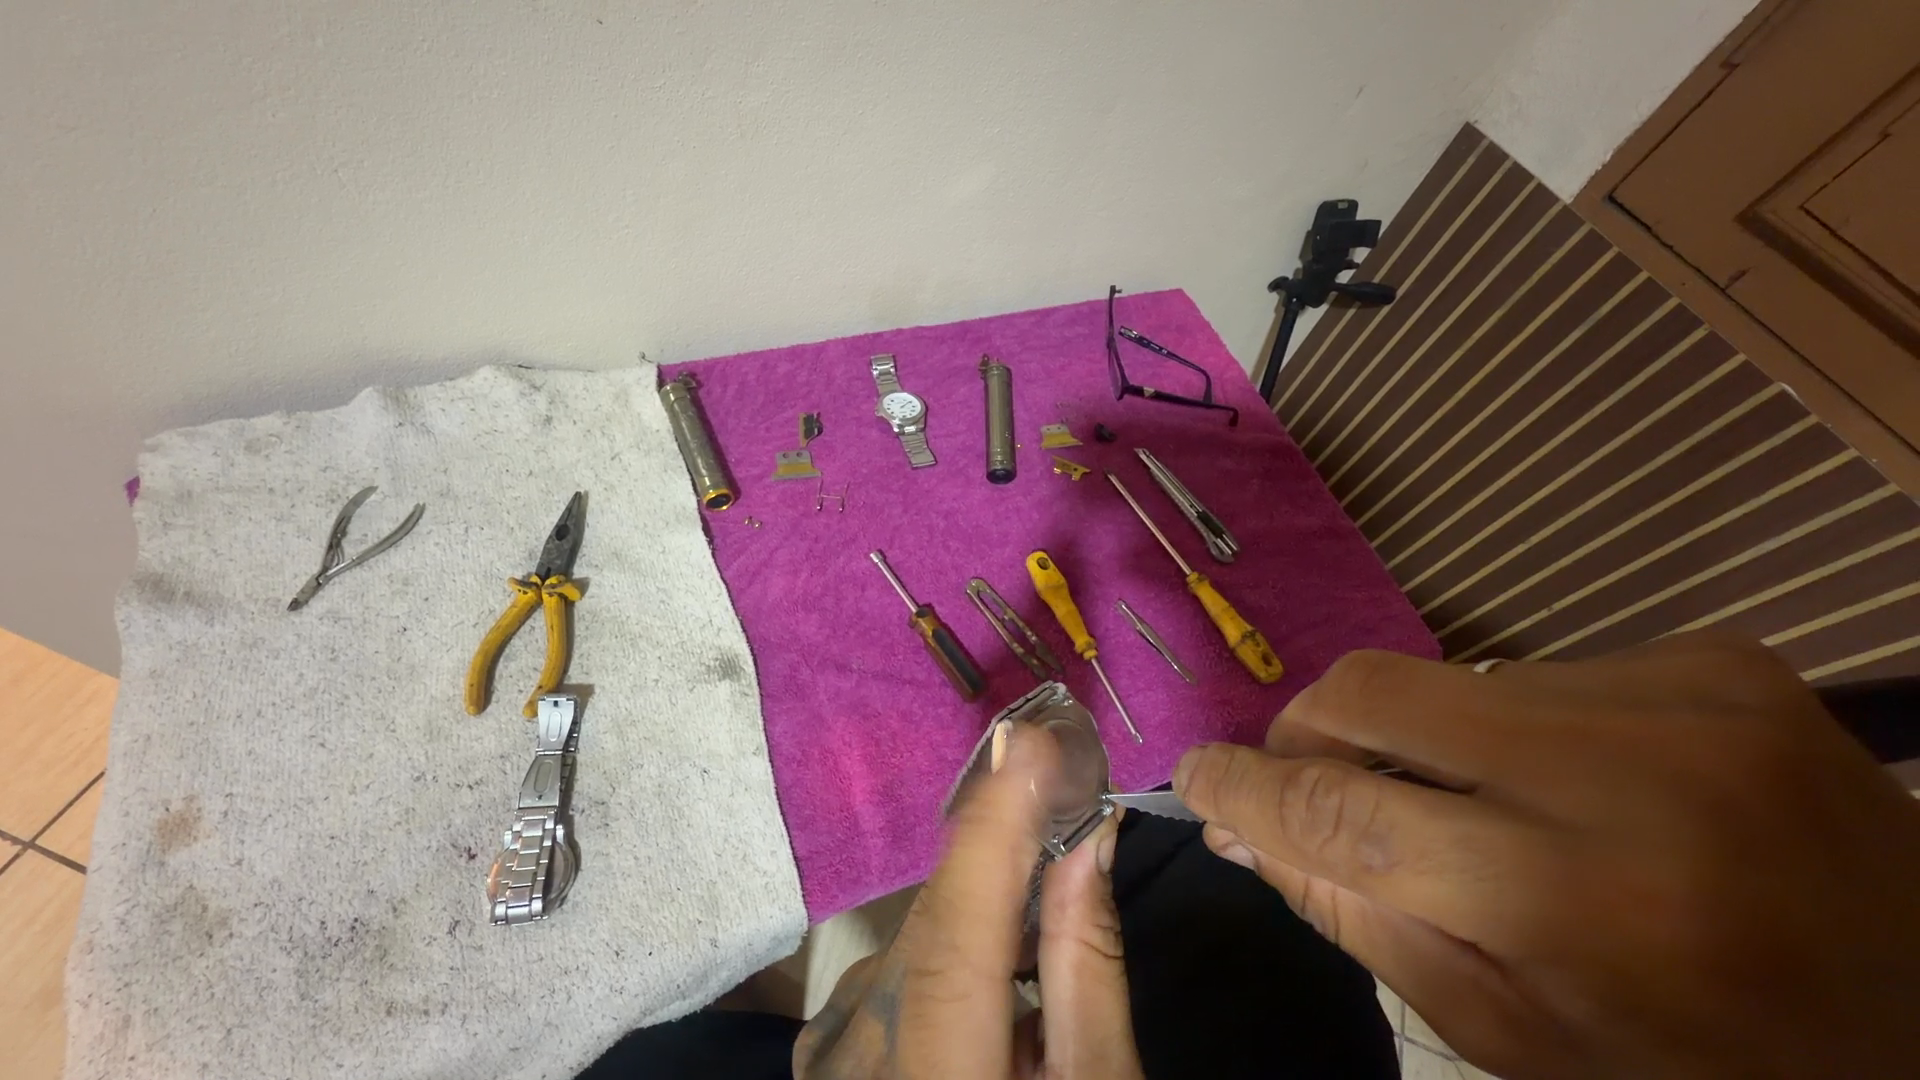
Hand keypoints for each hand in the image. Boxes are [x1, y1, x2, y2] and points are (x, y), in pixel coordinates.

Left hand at [793, 726, 1144, 1078]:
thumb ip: (1088, 970)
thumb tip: (1087, 844)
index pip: (957, 936)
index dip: (993, 835)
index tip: (1028, 743)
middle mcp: (863, 1056)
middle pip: (937, 928)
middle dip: (997, 848)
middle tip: (1051, 772)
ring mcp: (835, 1052)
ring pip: (917, 939)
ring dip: (979, 898)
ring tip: (1038, 865)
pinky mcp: (833, 1048)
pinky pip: (898, 968)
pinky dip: (951, 939)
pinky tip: (993, 952)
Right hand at [1175, 633, 1919, 1079]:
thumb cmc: (1688, 1059)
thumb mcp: (1501, 1029)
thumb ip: (1351, 913)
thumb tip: (1237, 824)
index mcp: (1573, 905)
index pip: (1341, 814)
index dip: (1247, 788)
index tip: (1196, 776)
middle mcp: (1628, 774)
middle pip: (1371, 694)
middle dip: (1309, 732)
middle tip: (1309, 776)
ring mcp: (1682, 696)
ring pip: (1442, 677)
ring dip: (1416, 735)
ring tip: (1471, 797)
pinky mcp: (1717, 657)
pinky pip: (1529, 670)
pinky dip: (1505, 723)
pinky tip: (1565, 778)